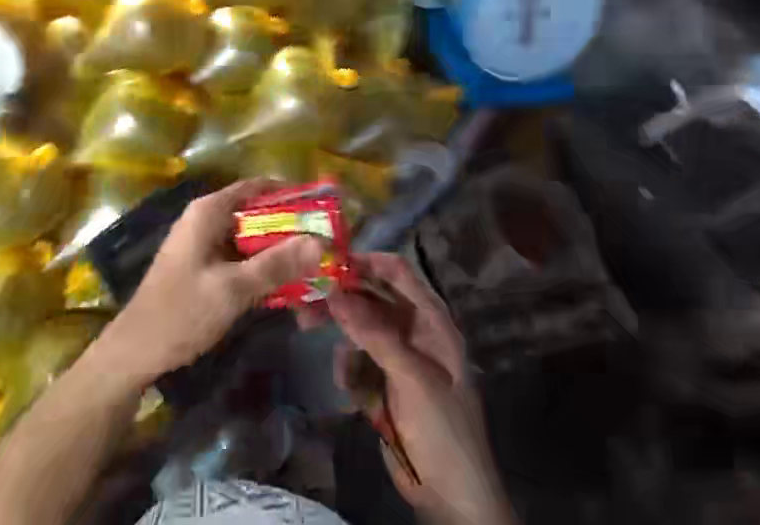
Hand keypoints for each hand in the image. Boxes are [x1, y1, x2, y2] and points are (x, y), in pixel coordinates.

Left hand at [95, 180, 321, 388]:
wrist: (136, 352)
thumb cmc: (182, 312)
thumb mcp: (233, 289)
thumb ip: (276, 264)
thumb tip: (320, 242)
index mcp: (209, 212)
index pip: (258, 187)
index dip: (291, 195)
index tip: (323, 210)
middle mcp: (207, 219)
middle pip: (258, 213)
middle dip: (290, 229)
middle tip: (325, 245)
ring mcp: (204, 244)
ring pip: (252, 238)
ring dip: (279, 252)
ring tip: (314, 267)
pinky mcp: (205, 267)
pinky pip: (241, 258)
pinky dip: (262, 268)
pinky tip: (287, 287)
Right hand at [326, 254, 514, 524]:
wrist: (452, 497)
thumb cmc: (443, 428)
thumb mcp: (411, 376)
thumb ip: (374, 334)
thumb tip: (336, 293)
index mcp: (432, 321)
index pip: (398, 275)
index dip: (367, 262)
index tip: (329, 260)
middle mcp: (414, 331)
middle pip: (373, 299)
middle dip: (342, 297)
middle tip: (307, 295)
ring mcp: (397, 358)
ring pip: (360, 329)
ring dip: (340, 333)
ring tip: (308, 328)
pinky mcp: (383, 384)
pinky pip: (358, 361)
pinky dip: (348, 368)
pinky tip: (347, 385)